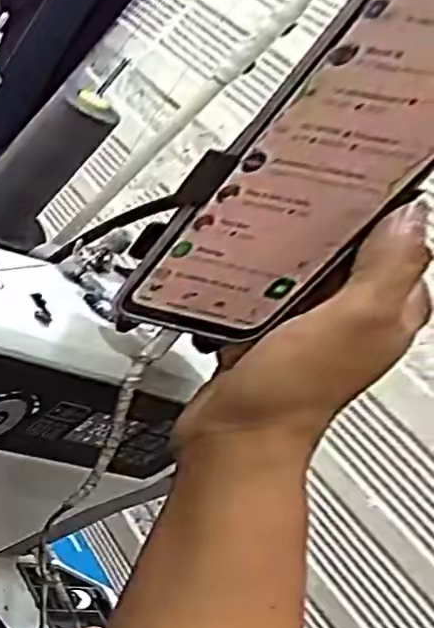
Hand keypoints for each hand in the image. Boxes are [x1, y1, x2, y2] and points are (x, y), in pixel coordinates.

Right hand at [174, 201, 429, 461]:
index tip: (352, 192)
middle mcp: (348, 318)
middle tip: (288, 223)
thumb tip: (409, 217)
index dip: (382, 216)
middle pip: (337, 262)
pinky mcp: (253, 347)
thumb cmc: (291, 391)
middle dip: (315, 242)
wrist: (229, 435)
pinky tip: (217, 300)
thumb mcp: (355, 318)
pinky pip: (244, 313)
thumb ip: (388, 266)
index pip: (399, 244)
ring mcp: (298, 334)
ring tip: (249, 261)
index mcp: (390, 306)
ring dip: (266, 273)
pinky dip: (230, 303)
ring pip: (287, 286)